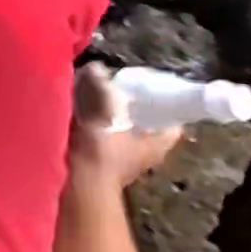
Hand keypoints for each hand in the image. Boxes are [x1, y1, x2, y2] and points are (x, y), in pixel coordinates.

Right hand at [66, 63, 182, 194]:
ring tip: (91, 93)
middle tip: (111, 84)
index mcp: (160, 141)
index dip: (161, 98)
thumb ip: (102, 91)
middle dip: (130, 102)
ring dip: (111, 111)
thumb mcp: (106, 117)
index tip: (143, 83)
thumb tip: (98, 67)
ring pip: (123, 125)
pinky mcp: (103, 157)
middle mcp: (148, 149)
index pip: (171, 116)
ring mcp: (125, 155)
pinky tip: (80, 110)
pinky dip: (96, 121)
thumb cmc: (102, 154)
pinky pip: (105, 132)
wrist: (80, 183)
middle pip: (144, 118)